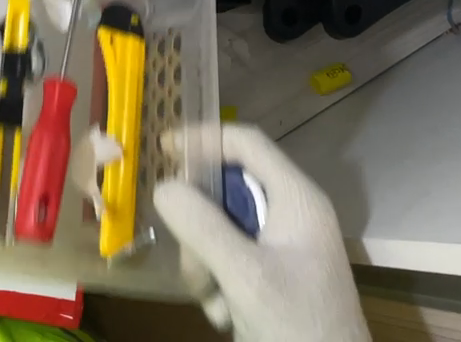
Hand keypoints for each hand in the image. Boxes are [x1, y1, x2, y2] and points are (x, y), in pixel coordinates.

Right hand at [153, 124, 368, 341]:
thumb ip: (202, 226)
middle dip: (200, 224)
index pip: (245, 142)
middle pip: (227, 189)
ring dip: (205, 262)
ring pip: (221, 228)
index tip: (161, 151)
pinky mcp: (273, 279)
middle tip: (190, 259)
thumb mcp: (245, 277)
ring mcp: (282, 249)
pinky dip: (218, 285)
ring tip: (215, 302)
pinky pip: (228, 260)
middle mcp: (291, 215)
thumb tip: (163, 187)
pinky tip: (228, 318)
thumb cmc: (299, 331)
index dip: (202, 138)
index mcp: (297, 199)